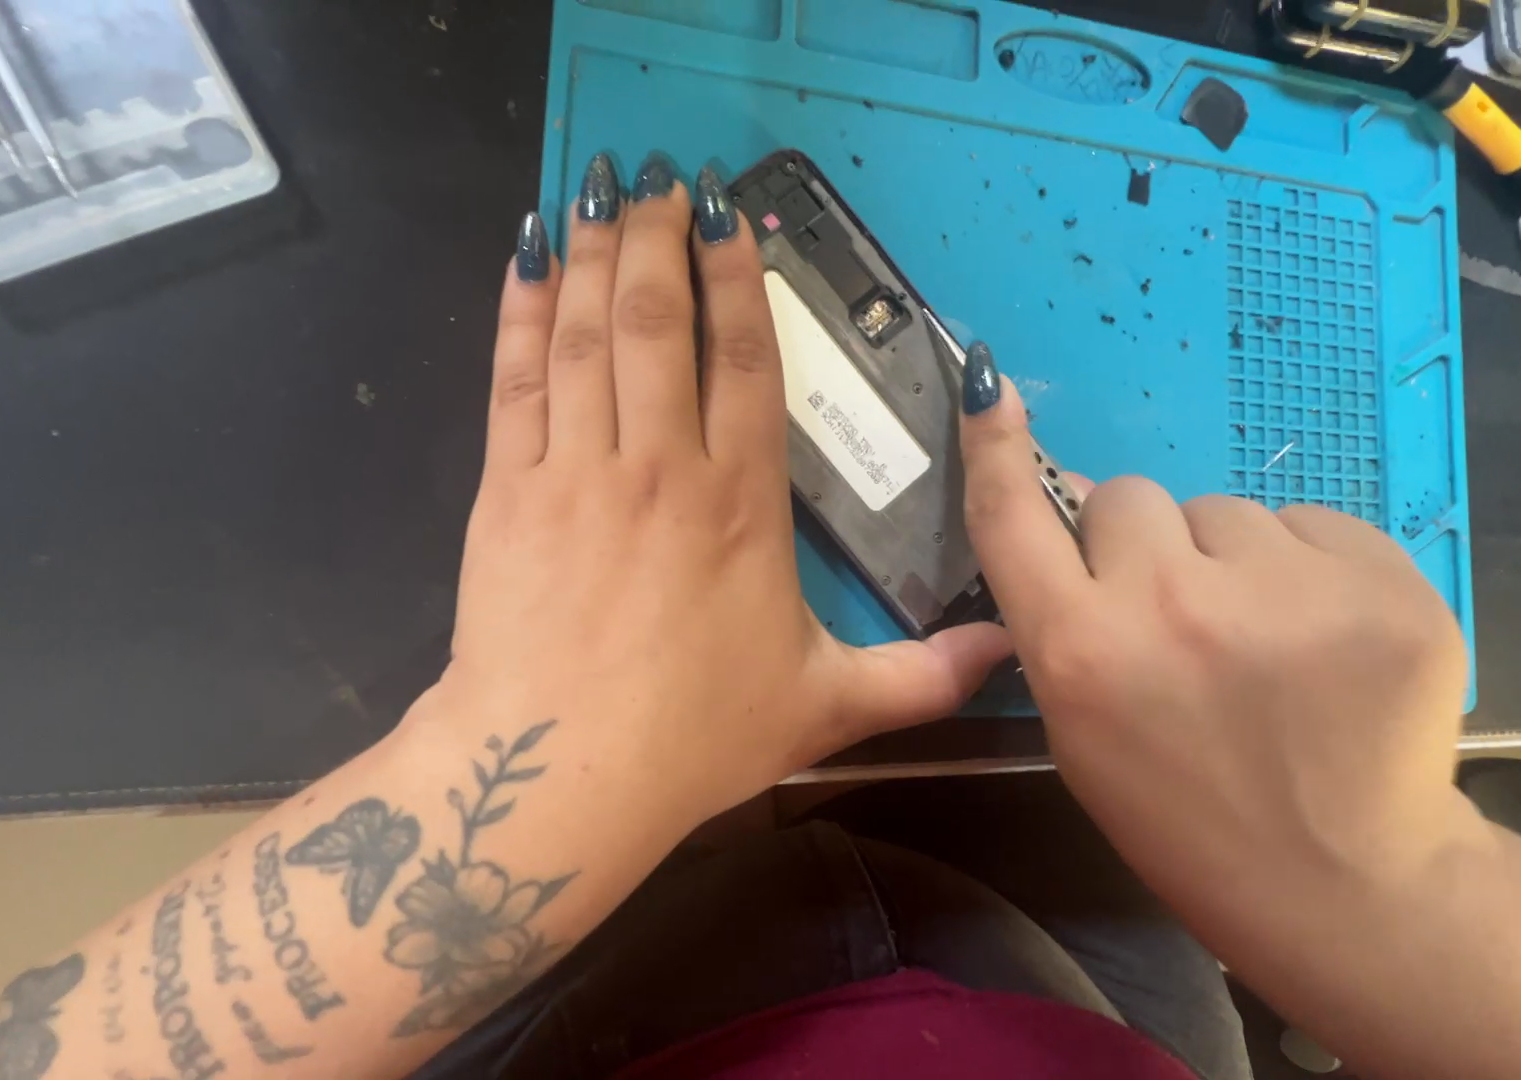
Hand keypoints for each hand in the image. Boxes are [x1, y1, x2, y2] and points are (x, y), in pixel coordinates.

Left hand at [422, 154, 1010, 834]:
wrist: (558, 776)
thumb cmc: (696, 737)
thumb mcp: (826, 708)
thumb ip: (921, 678)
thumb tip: (1012, 653)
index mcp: (742, 506)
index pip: (745, 364)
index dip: (738, 283)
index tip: (730, 221)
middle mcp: (661, 468)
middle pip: (660, 325)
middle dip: (661, 241)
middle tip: (661, 179)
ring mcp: (577, 472)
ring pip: (589, 336)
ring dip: (599, 254)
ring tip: (602, 188)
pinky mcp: (509, 491)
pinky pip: (516, 380)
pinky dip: (523, 311)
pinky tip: (530, 256)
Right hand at [955, 350, 1470, 926]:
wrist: (1339, 878)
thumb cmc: (1176, 807)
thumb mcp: (1078, 720)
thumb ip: (1061, 611)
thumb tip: (1070, 506)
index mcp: (1079, 651)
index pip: (1011, 515)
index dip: (993, 446)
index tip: (986, 385)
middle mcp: (1168, 605)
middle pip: (1127, 495)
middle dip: (1136, 539)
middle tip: (1173, 610)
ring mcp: (1283, 589)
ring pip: (1220, 510)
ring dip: (1224, 556)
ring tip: (1259, 637)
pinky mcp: (1383, 582)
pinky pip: (1307, 523)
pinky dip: (1302, 565)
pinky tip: (1320, 635)